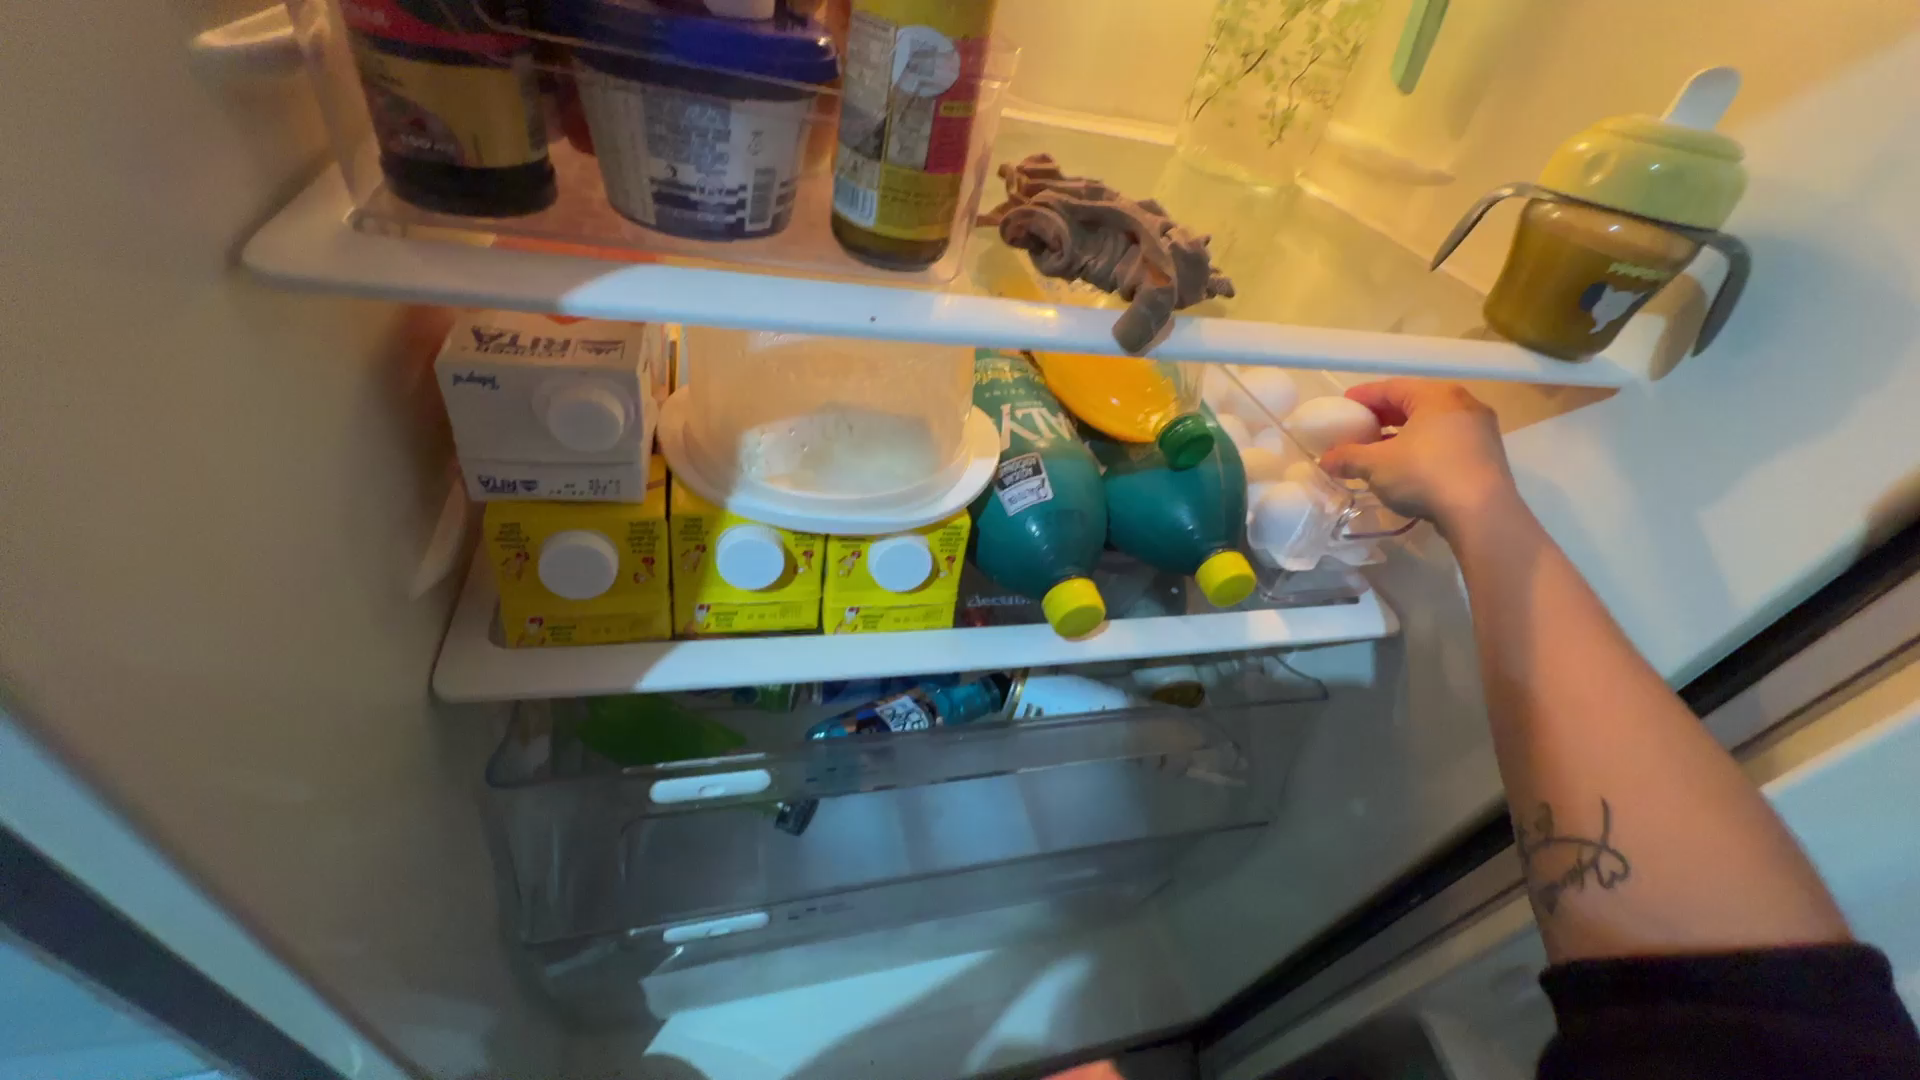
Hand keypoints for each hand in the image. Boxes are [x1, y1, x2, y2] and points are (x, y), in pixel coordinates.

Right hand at [1318, 379, 1519, 536]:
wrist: (1480, 513)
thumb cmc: (1424, 474)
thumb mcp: (1375, 465)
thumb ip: (1347, 457)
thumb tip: (1325, 460)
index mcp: (1436, 396)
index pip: (1392, 388)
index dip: (1364, 396)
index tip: (1344, 405)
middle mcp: (1463, 404)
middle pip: (1414, 403)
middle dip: (1383, 415)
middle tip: (1359, 426)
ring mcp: (1480, 429)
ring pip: (1431, 423)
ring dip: (1402, 433)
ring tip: (1378, 448)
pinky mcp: (1486, 455)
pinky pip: (1446, 441)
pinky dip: (1422, 446)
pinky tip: (1405, 465)